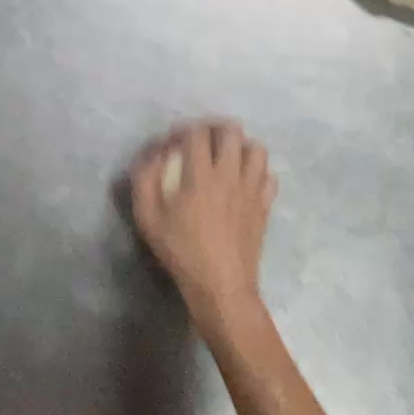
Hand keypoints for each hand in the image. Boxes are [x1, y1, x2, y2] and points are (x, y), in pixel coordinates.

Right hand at [129, 120, 277, 327]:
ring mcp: (252, 190)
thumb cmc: (181, 250)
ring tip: (225, 156)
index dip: (183, 129)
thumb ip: (144, 179)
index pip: (196, 133)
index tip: (173, 140)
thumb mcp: (147, 217)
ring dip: (240, 145)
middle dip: (214, 127)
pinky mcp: (265, 206)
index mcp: (200, 176)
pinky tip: (243, 179)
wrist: (221, 287)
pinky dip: (257, 170)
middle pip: (231, 132)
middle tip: (201, 139)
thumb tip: (154, 153)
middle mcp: (230, 176)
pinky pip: (269, 175)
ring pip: (256, 149)